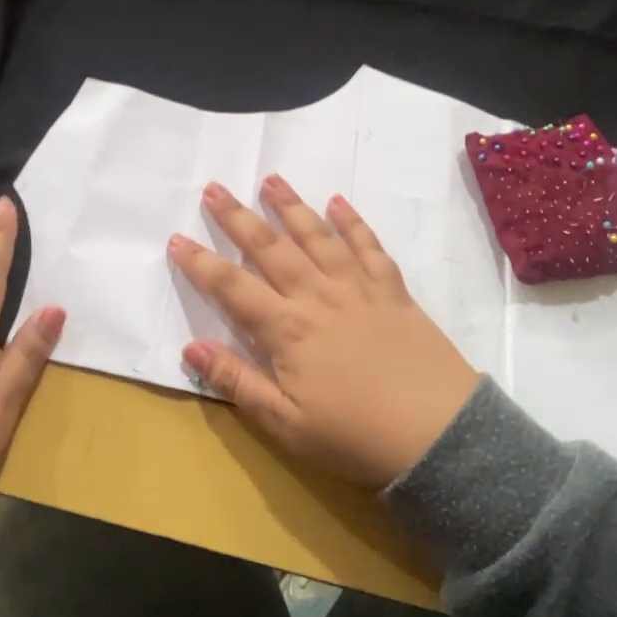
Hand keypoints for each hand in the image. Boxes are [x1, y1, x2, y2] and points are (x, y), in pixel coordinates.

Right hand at [170, 176, 479, 488]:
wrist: (440, 437)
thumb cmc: (355, 436)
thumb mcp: (285, 423)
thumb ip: (237, 382)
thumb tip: (190, 347)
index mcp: (287, 329)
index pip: (232, 287)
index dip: (201, 263)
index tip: (176, 239)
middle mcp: (317, 296)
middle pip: (270, 248)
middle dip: (238, 217)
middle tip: (214, 188)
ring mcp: (358, 288)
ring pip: (317, 236)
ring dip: (291, 207)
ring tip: (270, 179)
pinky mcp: (393, 290)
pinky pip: (369, 247)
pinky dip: (353, 223)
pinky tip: (338, 203)